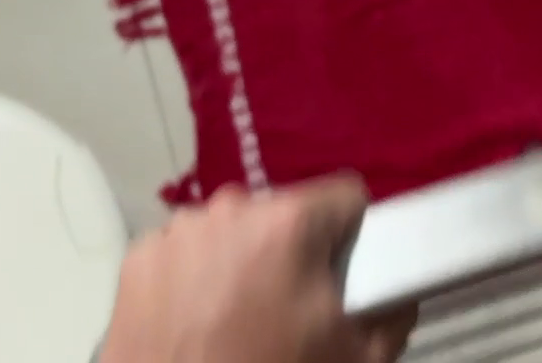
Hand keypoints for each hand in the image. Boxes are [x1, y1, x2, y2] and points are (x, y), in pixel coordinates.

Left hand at [99, 177, 412, 362]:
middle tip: (284, 305)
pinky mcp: (139, 256)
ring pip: (237, 226)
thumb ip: (393, 313)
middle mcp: (235, 205)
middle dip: (293, 248)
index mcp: (292, 219)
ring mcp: (182, 228)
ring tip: (235, 314)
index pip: (349, 196)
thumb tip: (402, 291)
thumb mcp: (353, 359)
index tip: (341, 273)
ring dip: (243, 256)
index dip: (354, 234)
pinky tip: (193, 318)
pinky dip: (195, 273)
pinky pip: (188, 248)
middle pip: (288, 211)